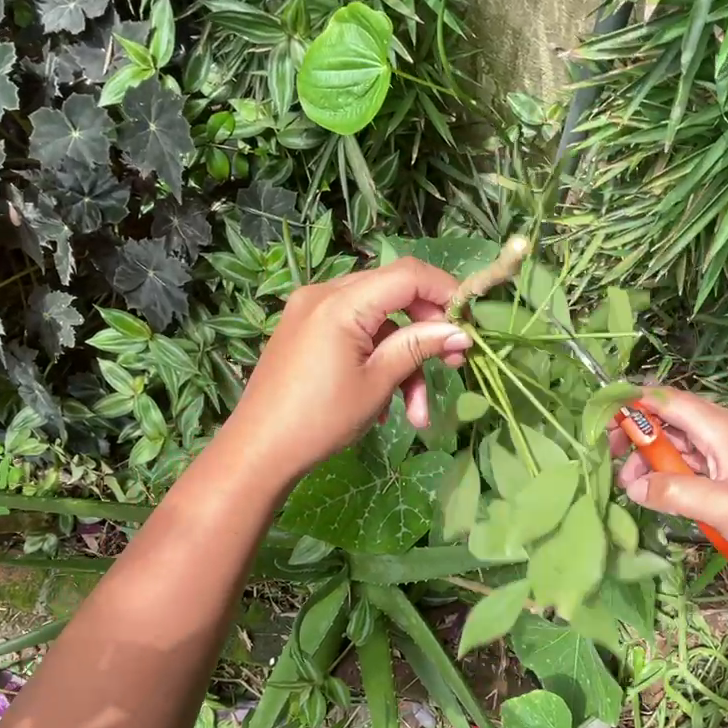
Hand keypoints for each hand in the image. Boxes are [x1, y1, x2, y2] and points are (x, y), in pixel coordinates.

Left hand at [220, 258, 470, 480]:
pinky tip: (383, 407)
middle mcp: (324, 294)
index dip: (445, 292)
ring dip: (403, 363)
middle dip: (427, 333)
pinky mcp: (306, 332)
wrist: (259, 452)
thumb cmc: (320, 419)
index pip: (408, 275)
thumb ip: (419, 348)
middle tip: (454, 365)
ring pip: (378, 323)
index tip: (469, 324)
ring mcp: (311, 312)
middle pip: (394, 295)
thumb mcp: (378, 383)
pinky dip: (376, 363)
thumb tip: (461, 332)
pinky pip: (355, 335)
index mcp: (341, 302)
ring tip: (416, 414)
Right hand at [610, 388, 727, 569]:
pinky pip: (689, 458)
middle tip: (612, 458)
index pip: (668, 400)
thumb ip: (674, 493)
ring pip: (677, 441)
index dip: (634, 404)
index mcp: (721, 427)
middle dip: (637, 435)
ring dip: (651, 458)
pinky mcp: (727, 464)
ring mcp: (725, 446)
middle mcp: (722, 428)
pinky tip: (654, 490)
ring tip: (631, 486)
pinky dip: (668, 470)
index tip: (604, 420)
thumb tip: (635, 487)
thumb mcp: (720, 508)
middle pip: (669, 418)